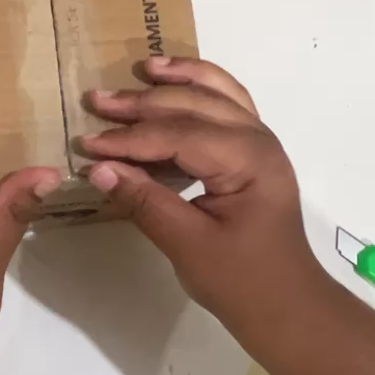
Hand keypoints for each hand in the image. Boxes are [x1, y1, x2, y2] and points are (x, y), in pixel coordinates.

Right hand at [83, 57, 329, 328]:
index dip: (128, 139)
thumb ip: (144, 201)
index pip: (177, 135)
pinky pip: (227, 105)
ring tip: (141, 69)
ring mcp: (260, 142)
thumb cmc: (241, 282)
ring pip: (215, 94)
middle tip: (96, 101)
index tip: (87, 145)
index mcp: (247, 160)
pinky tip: (176, 82)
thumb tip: (99, 169)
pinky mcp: (254, 152)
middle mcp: (258, 139)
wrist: (287, 305)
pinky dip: (201, 89)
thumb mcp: (187, 245)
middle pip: (194, 106)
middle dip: (143, 103)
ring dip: (176, 82)